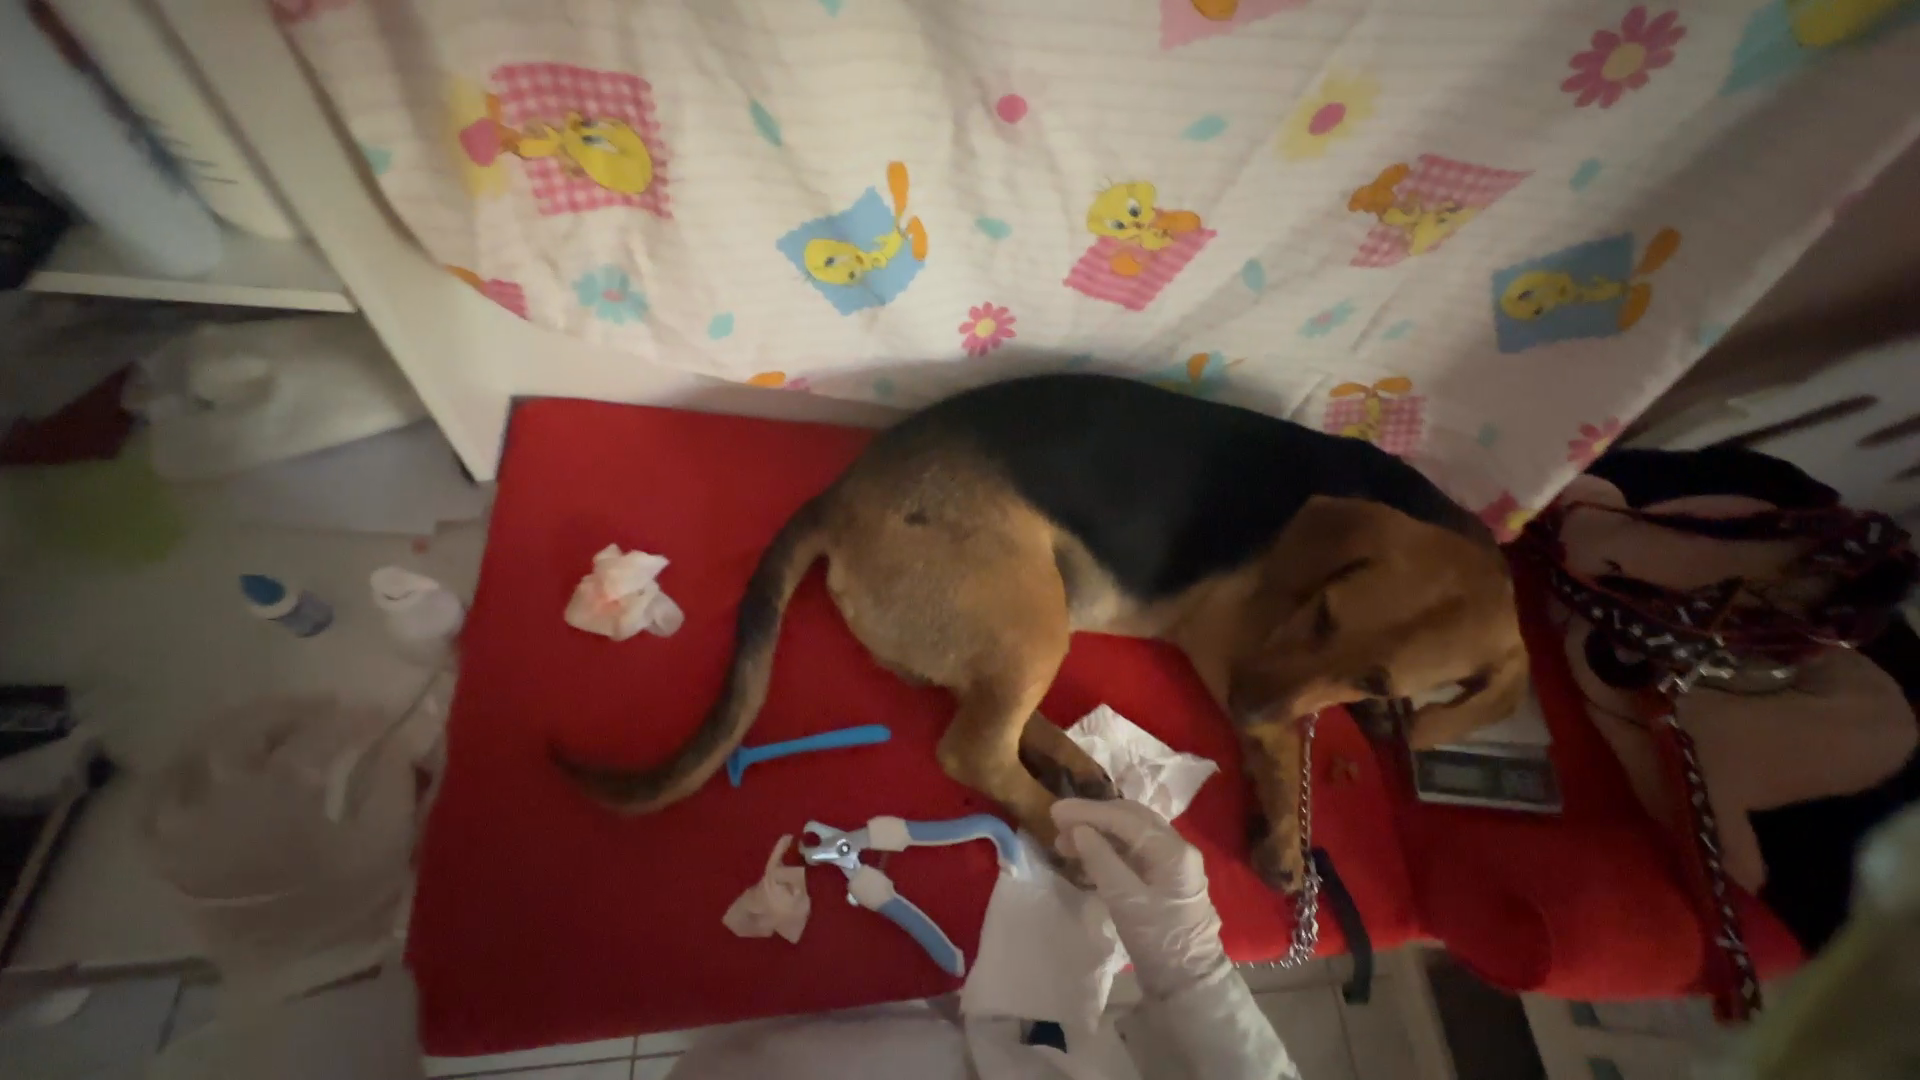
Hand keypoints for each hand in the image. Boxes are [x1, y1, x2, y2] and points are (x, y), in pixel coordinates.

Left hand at [142, 697, 419, 1000]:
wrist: (298, 960)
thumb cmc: (350, 893)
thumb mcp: (389, 832)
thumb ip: (393, 776)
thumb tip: (400, 734)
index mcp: (282, 793)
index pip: (319, 732)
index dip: (354, 718)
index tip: (382, 716)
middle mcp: (221, 799)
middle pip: (244, 730)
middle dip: (289, 711)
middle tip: (326, 709)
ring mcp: (182, 825)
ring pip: (194, 754)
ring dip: (235, 731)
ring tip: (272, 729)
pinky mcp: (164, 851)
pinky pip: (155, 797)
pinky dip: (180, 771)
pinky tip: (210, 765)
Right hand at [1052, 798, 1229, 996]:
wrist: (1188, 985)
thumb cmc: (1159, 942)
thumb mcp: (1126, 902)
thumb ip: (1101, 860)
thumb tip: (1078, 830)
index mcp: (1173, 850)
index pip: (1125, 818)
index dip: (1088, 812)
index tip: (1056, 811)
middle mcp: (1176, 847)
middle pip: (1130, 818)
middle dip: (1093, 817)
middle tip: (1059, 822)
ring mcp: (1171, 862)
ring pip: (1130, 833)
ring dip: (1098, 832)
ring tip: (1065, 841)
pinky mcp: (1163, 877)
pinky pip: (1132, 850)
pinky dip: (1107, 847)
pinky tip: (1086, 853)